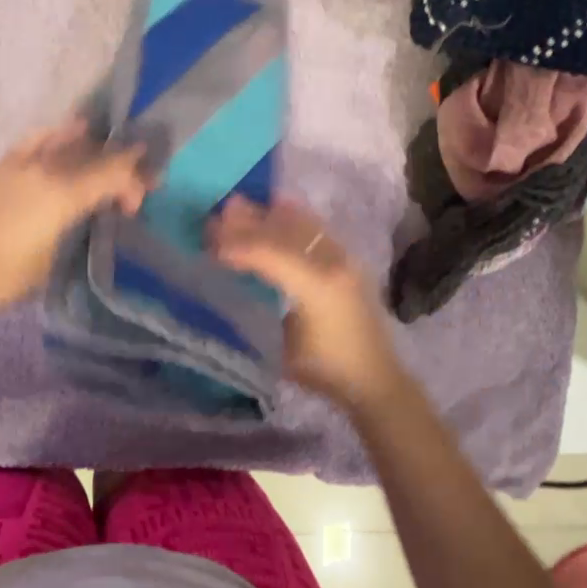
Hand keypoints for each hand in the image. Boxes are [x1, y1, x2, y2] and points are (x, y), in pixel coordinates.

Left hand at [0, 119, 149, 316]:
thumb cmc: (16, 275)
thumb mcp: (61, 253)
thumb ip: (86, 220)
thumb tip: (104, 206)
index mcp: (63, 195)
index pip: (112, 173)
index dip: (134, 180)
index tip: (145, 193)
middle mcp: (45, 170)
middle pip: (94, 154)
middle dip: (121, 162)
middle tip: (137, 177)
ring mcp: (23, 164)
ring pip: (68, 141)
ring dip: (93, 147)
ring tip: (108, 158)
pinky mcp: (6, 166)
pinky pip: (37, 139)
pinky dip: (57, 135)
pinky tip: (70, 135)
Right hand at [209, 197, 409, 410]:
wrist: (376, 380)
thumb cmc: (325, 371)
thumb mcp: (282, 349)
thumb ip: (259, 313)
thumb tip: (233, 288)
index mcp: (315, 287)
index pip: (269, 254)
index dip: (237, 247)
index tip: (210, 246)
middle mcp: (332, 263)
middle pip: (284, 232)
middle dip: (248, 223)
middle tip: (218, 215)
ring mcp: (344, 259)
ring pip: (301, 224)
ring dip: (269, 216)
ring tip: (241, 207)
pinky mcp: (348, 262)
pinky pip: (316, 230)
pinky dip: (293, 218)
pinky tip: (277, 210)